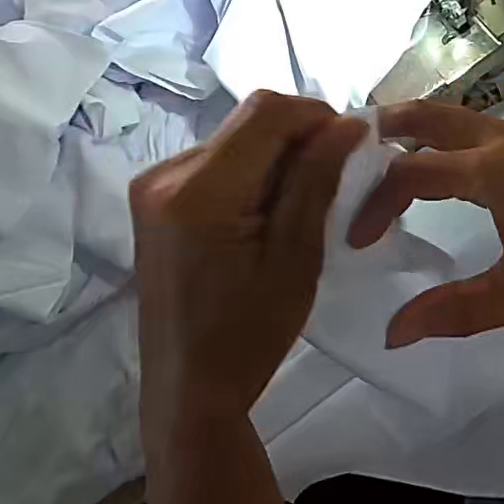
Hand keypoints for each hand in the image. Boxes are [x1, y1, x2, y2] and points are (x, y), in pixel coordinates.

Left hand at [132, 91, 366, 425]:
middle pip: (247, 121)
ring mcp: (153, 184)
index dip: (315, 114)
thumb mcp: (296, 257)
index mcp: (198, 192)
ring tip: (303, 197)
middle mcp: (165, 174)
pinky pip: (216, 160)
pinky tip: (267, 208)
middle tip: (334, 173)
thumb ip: (317, 180)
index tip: (350, 141)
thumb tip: (348, 124)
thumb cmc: (249, 337)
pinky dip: (252, 170)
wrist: (187, 389)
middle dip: (298, 135)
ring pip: (234, 138)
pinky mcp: (154, 197)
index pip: (265, 113)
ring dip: (276, 153)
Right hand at [349, 100, 503, 346]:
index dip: (375, 201)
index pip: (412, 171)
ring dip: (411, 129)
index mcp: (495, 169)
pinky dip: (438, 137)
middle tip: (344, 156)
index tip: (357, 238)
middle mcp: (502, 139)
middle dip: (381, 130)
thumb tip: (393, 333)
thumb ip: (454, 311)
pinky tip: (432, 167)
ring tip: (376, 159)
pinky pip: (470, 127)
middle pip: (426, 115)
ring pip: (450, 116)